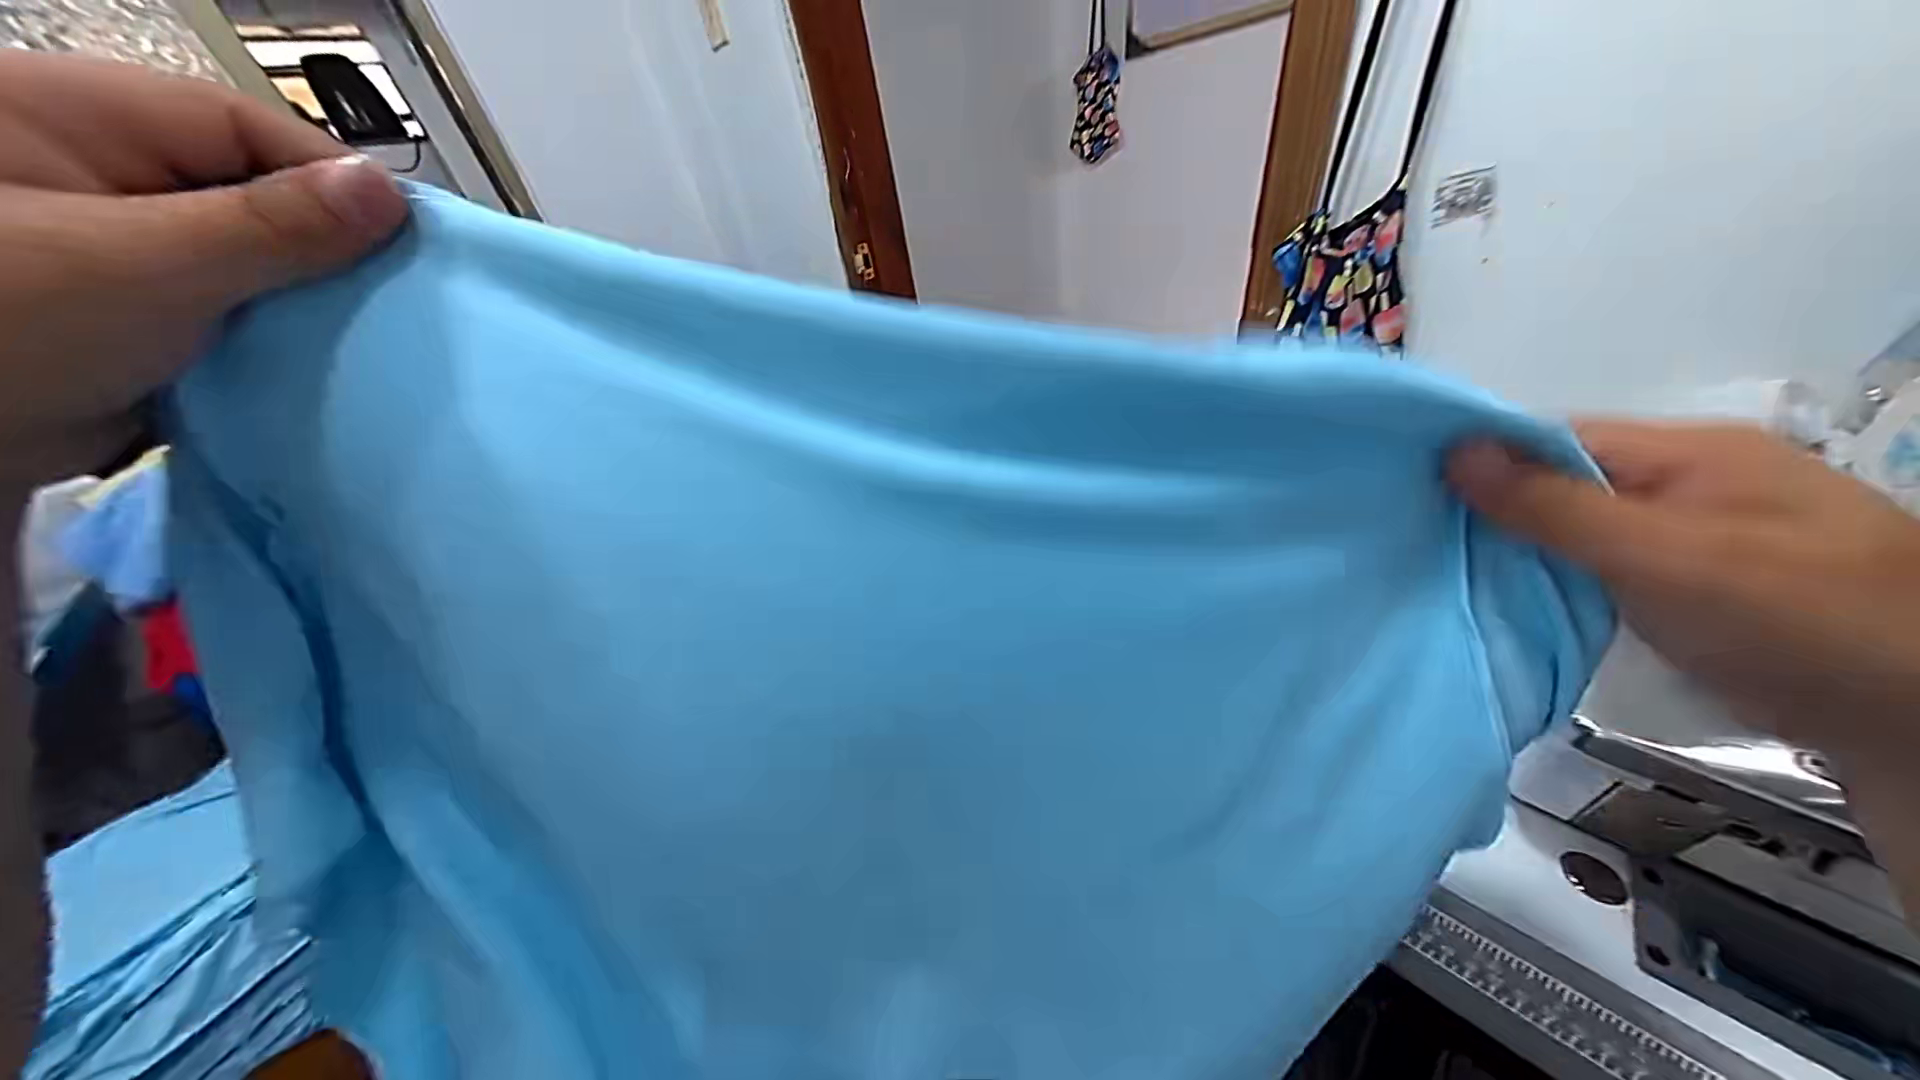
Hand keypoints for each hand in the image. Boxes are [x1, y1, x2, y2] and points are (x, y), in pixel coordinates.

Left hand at [0, 51, 409, 488]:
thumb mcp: (143, 264)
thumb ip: (270, 226)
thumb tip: (384, 189)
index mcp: (71, 119)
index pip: (245, 128)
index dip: (336, 179)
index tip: (410, 241)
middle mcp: (103, 173)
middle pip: (261, 194)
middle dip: (334, 249)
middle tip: (402, 295)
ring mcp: (129, 247)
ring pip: (262, 259)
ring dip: (314, 298)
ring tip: (374, 330)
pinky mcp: (150, 310)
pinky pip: (245, 307)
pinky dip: (288, 333)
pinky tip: (326, 354)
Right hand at [1447, 420, 1919, 765]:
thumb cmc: (1796, 617)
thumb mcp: (1660, 554)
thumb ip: (1553, 504)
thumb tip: (1453, 450)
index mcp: (1688, 453)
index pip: (1554, 435)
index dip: (1482, 456)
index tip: (1412, 489)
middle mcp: (1684, 483)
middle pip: (1559, 480)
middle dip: (1491, 505)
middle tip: (1417, 535)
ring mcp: (1687, 536)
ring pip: (1572, 527)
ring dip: (1516, 546)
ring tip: (1444, 567)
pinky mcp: (1685, 585)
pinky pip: (1594, 566)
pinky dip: (1548, 577)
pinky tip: (1508, 594)